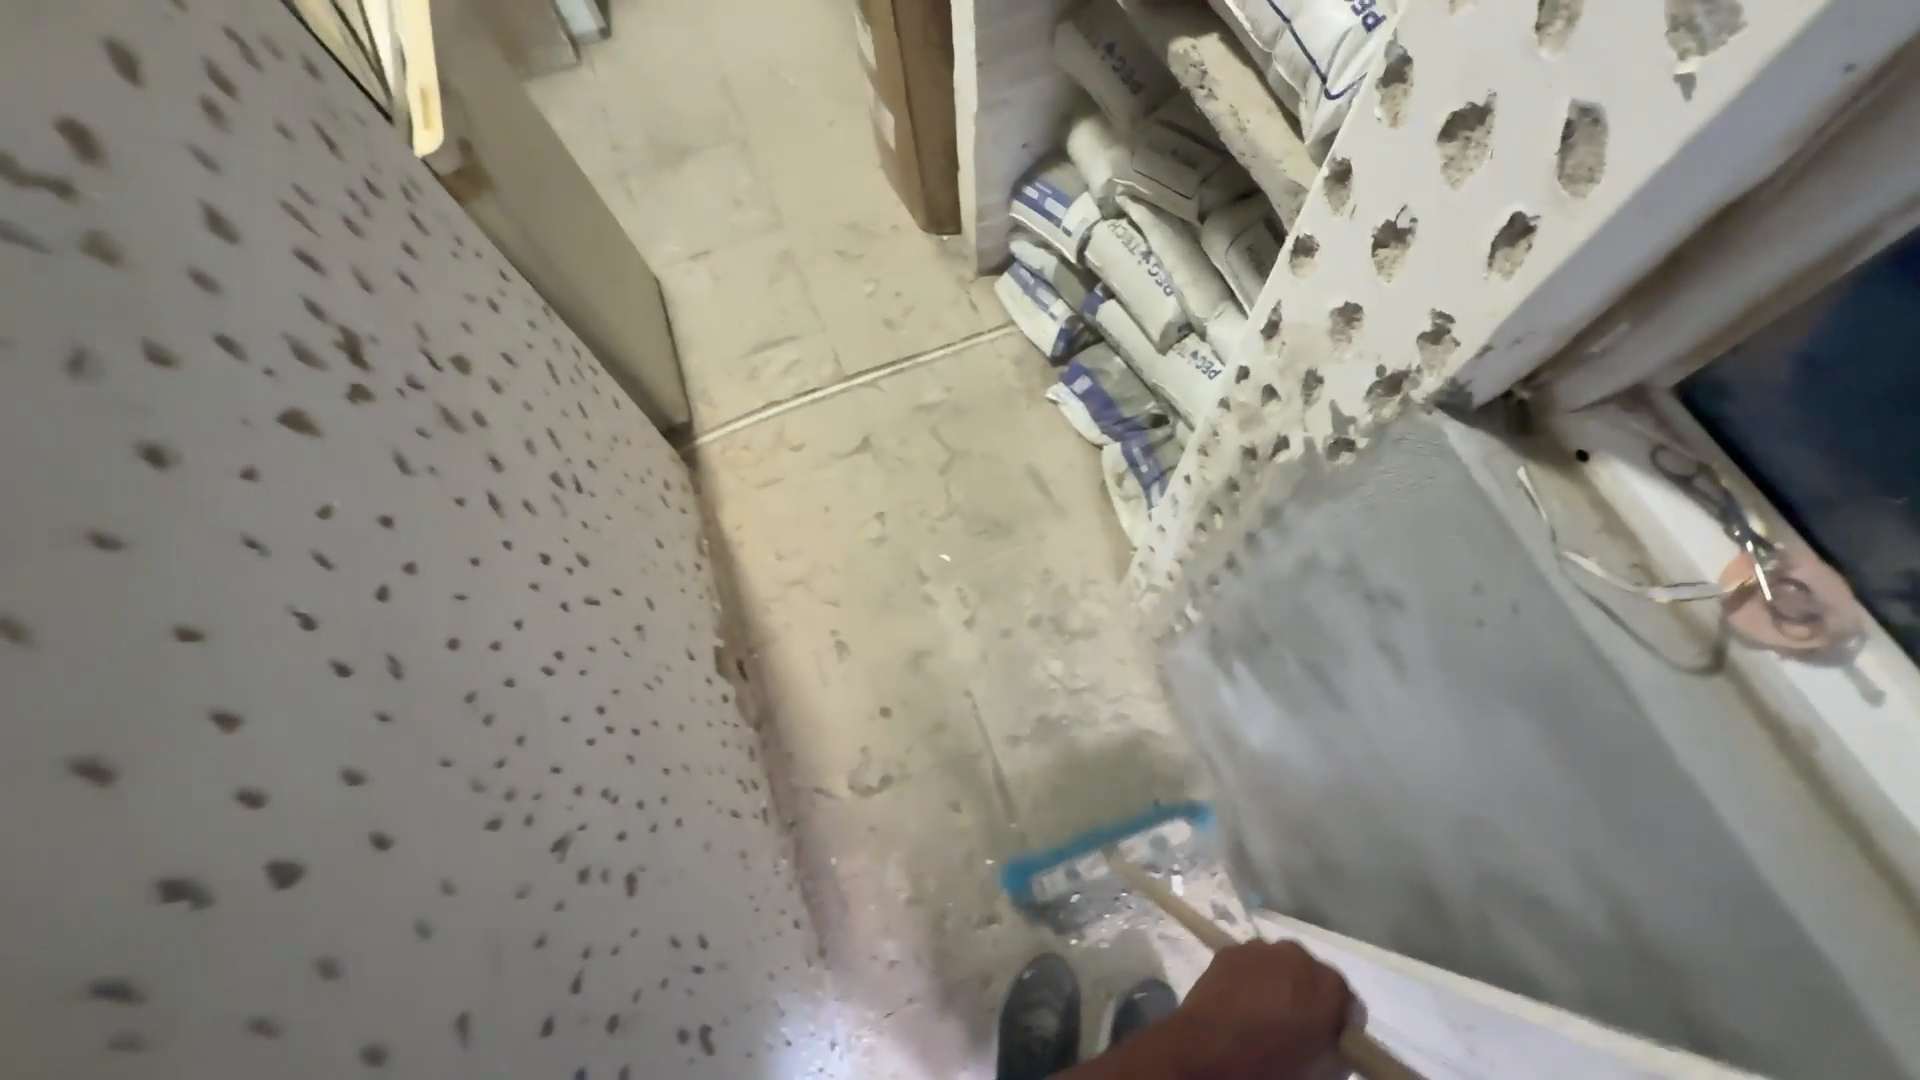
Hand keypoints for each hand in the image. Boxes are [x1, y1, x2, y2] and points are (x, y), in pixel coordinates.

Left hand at [1170, 941, 1354, 1079]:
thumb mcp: (1322, 1068)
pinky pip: (1249, 963)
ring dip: (1275, 981)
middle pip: (1309, 976)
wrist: (1212, 1049)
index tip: (1324, 1039)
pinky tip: (1238, 1000)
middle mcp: (1299, 955)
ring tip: (1260, 1010)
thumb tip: (1330, 1035)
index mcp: (1331, 985)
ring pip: (1277, 965)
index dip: (1337, 1022)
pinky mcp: (1230, 949)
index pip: (1346, 1002)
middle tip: (1291, 1023)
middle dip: (1305, 995)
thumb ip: (1335, 1045)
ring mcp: (1261, 948)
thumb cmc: (1274, 1064)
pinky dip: (1248, 977)